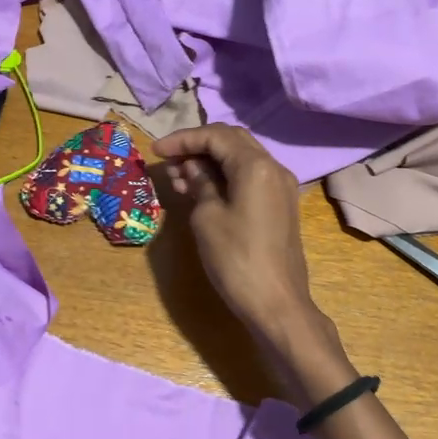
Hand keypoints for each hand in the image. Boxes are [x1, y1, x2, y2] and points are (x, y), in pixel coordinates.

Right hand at [156, 125, 317, 338]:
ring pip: (241, 161)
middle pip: (232, 142)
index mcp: (255, 166)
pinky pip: (249, 180)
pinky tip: (202, 193)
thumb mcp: (207, 218)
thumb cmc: (236, 260)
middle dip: (197, 148)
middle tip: (168, 163)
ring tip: (178, 181)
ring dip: (210, 164)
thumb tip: (195, 169)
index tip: (156, 151)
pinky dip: (225, 179)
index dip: (183, 139)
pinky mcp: (280, 207)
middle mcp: (274, 168)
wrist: (276, 303)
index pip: (216, 136)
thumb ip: (200, 184)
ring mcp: (281, 188)